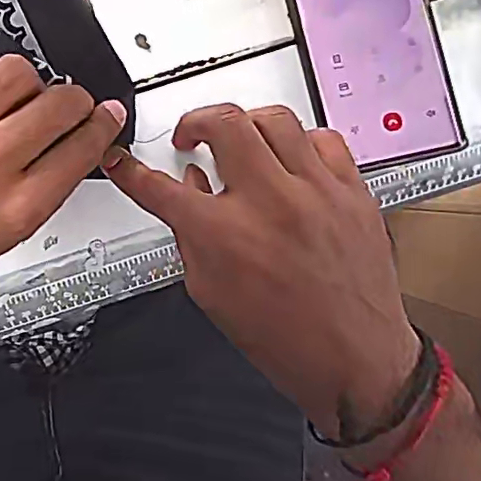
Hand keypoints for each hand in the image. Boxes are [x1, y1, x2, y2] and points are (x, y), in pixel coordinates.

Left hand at [0, 55, 126, 324]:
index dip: (101, 123)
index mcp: (13, 207)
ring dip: (23, 84)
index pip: (81, 146)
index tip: (104, 114)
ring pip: (14, 71)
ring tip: (9, 103)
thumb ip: (54, 180)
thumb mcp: (13, 229)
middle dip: (70, 100)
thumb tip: (86, 130)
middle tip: (62, 104)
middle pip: (56, 103)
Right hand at [102, 104, 419, 433]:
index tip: (124, 160)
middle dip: (194, 121)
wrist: (355, 362)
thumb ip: (190, 236)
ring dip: (245, 123)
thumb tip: (187, 192)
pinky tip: (290, 157)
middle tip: (190, 135)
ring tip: (239, 139)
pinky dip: (298, 141)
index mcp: (224, 236)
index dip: (130, 170)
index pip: (158, 186)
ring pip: (274, 119)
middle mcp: (270, 204)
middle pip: (223, 124)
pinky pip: (324, 139)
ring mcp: (316, 193)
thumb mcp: (211, 292)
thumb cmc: (285, 337)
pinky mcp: (352, 194)